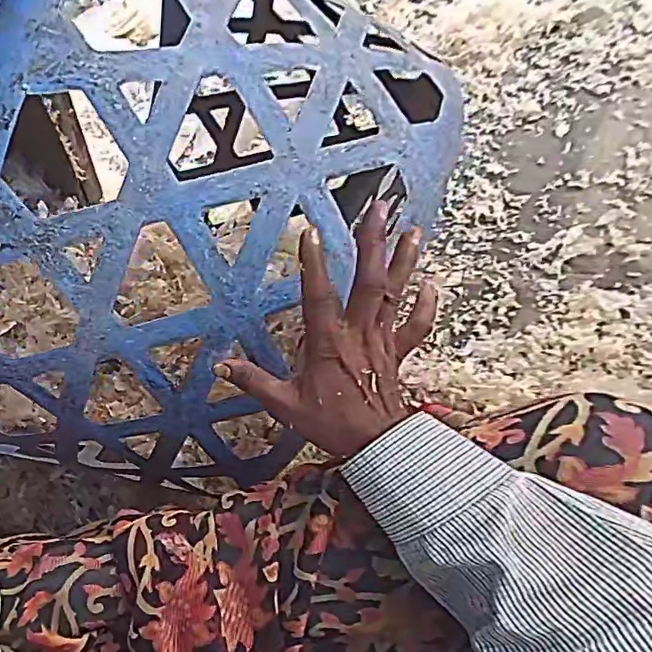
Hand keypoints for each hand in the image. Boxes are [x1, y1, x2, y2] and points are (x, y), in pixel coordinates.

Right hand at [217, 201, 435, 457]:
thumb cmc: (330, 423)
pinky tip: (429, 282)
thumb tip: (221, 365)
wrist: (376, 444)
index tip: (312, 232)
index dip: (313, 264)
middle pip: (369, 281)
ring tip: (411, 228)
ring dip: (404, 260)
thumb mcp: (284, 405)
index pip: (319, 296)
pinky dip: (425, 303)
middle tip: (379, 208)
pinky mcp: (397, 352)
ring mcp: (381, 340)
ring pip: (395, 294)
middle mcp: (358, 334)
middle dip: (373, 243)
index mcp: (328, 344)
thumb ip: (253, 381)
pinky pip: (415, 324)